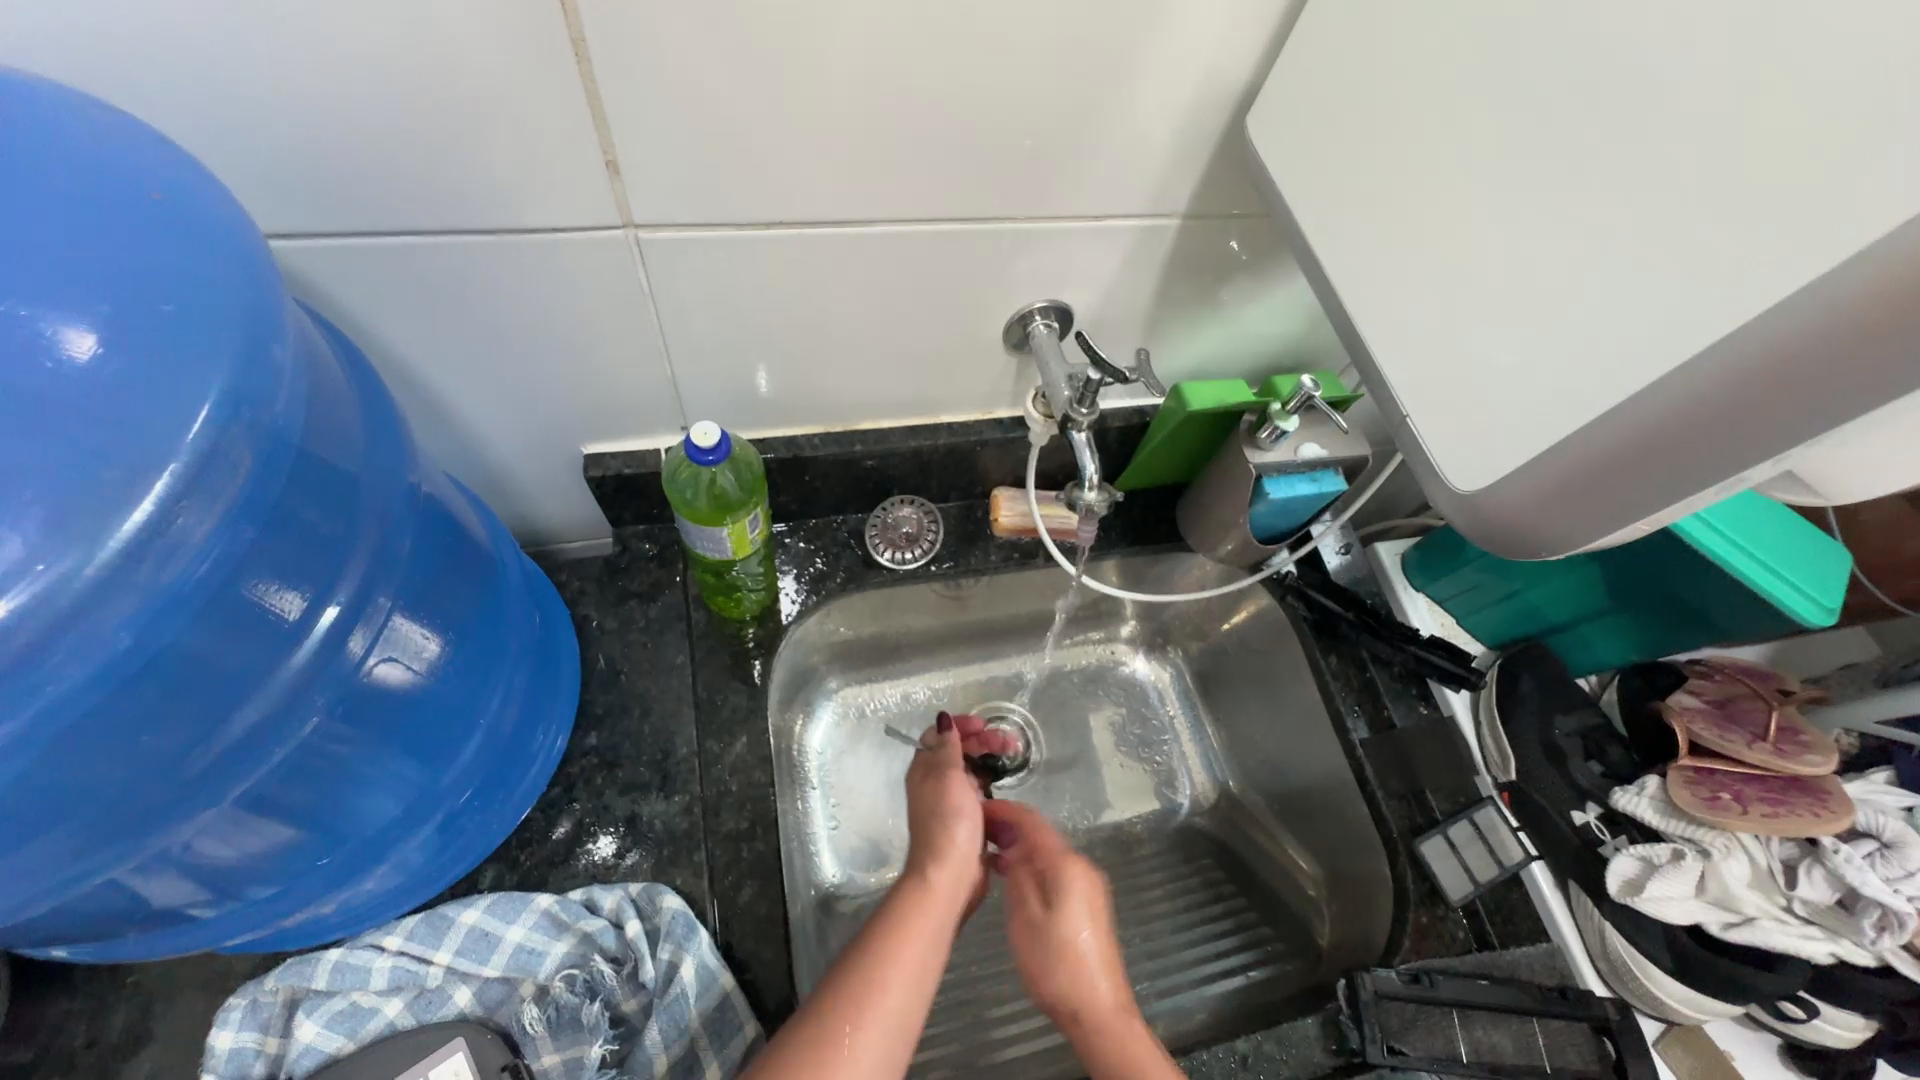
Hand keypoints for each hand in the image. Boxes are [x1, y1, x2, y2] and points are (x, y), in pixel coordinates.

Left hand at [902, 712, 1015, 914]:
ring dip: (988, 759)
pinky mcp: (966, 819)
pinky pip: (978, 791)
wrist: (949, 873)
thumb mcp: (947, 775)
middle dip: (982, 740)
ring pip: (969, 770)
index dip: (961, 725)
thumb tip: (943, 719)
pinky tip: (1004, 782)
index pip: (939, 735)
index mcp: (924, 769)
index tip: (985, 724)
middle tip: (1008, 742)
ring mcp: (950, 801)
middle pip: (957, 751)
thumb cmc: (948, 820)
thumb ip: (947, 746)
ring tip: (1012, 756)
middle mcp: (934, 782)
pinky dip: (990, 781)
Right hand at [983, 800, 1139, 1037]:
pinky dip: (1031, 866)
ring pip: (1047, 853)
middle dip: (1007, 828)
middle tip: (971, 832)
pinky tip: (1010, 878)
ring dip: (1018, 848)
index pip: (1031, 820)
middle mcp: (1081, 865)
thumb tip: (1010, 845)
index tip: (973, 808)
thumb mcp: (1024, 917)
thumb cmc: (1055, 965)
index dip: (1002, 810)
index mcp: (1066, 863)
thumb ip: (1017, 873)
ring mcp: (1088, 884)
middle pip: (1041, 834)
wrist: (1098, 1011)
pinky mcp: (1088, 903)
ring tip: (984, 853)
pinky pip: (1055, 870)